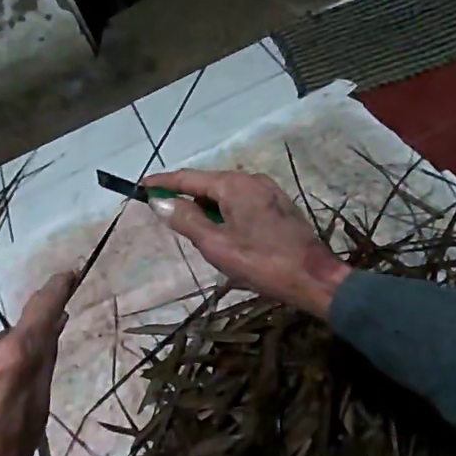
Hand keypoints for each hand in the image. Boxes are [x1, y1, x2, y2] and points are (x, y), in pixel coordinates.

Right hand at [142, 169, 351, 318]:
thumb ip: (187, 220)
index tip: (141, 185)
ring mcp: (269, 191)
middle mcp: (252, 180)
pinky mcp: (278, 206)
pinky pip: (242, 202)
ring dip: (207, 209)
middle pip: (209, 184)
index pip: (189, 177)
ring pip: (226, 194)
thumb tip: (160, 203)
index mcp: (235, 185)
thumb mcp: (217, 245)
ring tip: (194, 232)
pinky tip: (222, 233)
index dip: (164, 182)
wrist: (314, 278)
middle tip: (165, 215)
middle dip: (186, 198)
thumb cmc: (262, 263)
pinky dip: (225, 213)